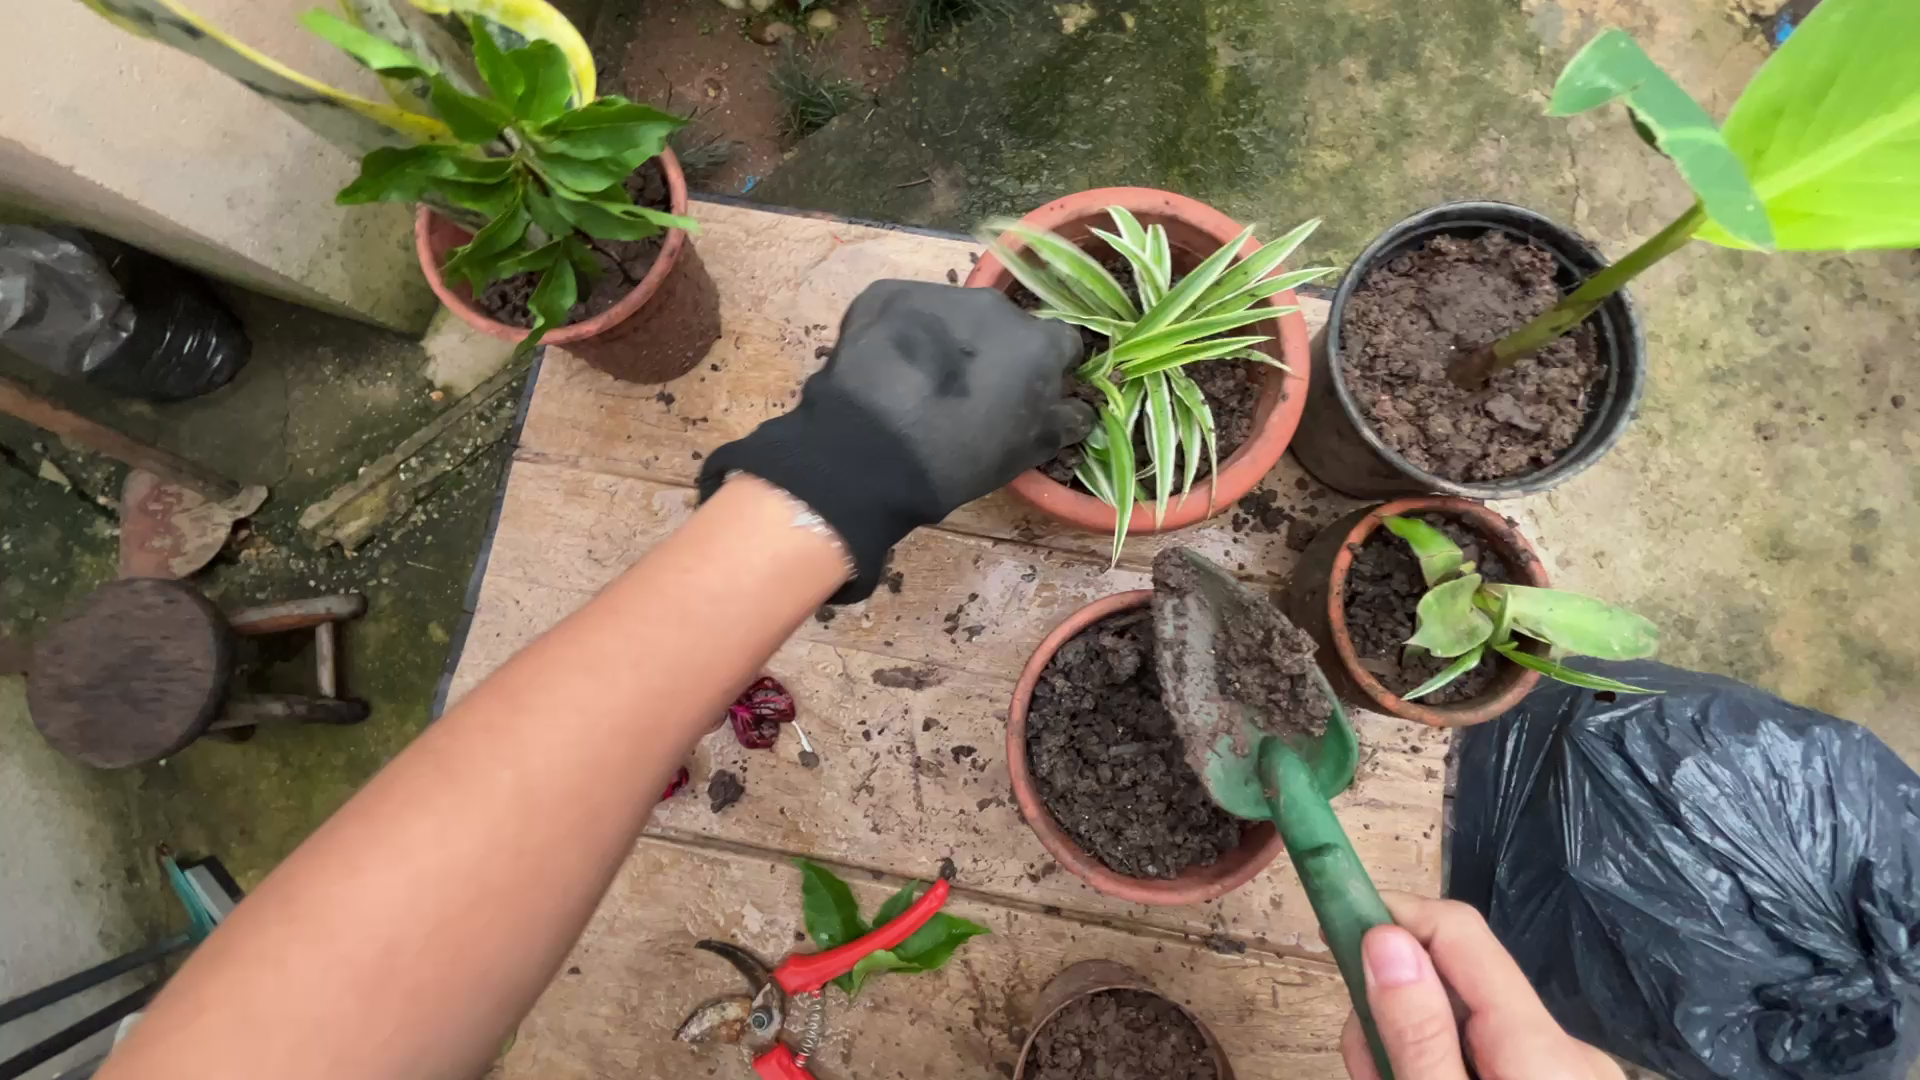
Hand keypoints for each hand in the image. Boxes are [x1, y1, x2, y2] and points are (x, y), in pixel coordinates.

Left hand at [699, 280, 1090, 601]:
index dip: (1048, 370)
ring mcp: (936, 295)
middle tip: (969, 392)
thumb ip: (1059, 424)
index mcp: (1036, 345)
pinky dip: (903, 334)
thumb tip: (1079, 411)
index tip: (1028, 393)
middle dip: (996, 351)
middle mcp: (993, 306)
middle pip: (1006, 325)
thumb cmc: (955, 460)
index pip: (1061, 344)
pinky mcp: (886, 293)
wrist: (867, 452)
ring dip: (950, 340)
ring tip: (920, 383)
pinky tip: (887, 370)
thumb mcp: (1021, 455)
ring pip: (955, 315)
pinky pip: (907, 312)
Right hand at [1343, 893, 1621, 1079]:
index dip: (1387, 916)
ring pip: (1455, 1020)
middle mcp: (1564, 1049)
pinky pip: (1478, 1053)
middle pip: (1447, 980)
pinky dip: (1436, 1063)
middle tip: (1363, 1063)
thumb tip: (1383, 935)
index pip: (1456, 927)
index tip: (1330, 934)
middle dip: (1388, 1004)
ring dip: (1406, 1039)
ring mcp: (1563, 1074)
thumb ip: (1417, 1032)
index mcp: (1543, 1049)